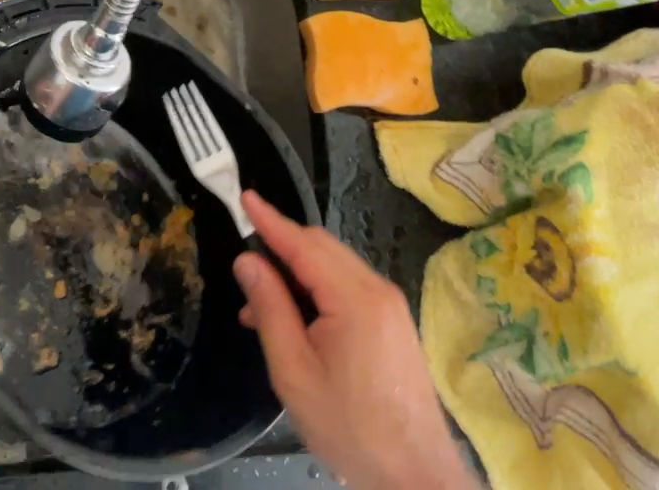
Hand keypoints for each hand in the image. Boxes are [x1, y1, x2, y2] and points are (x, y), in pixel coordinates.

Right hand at [234, 191, 474, 489]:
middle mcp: (378, 291)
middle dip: (280, 246)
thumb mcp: (293, 370)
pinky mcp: (395, 325)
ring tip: (259, 306)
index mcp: (354, 299)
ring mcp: (391, 308)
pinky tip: (294, 320)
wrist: (415, 478)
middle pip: (321, 247)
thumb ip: (269, 308)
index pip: (302, 244)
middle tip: (243, 266)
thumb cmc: (349, 426)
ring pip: (334, 267)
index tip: (244, 196)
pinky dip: (317, 289)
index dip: (269, 220)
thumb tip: (247, 261)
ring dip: (296, 272)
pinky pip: (349, 288)